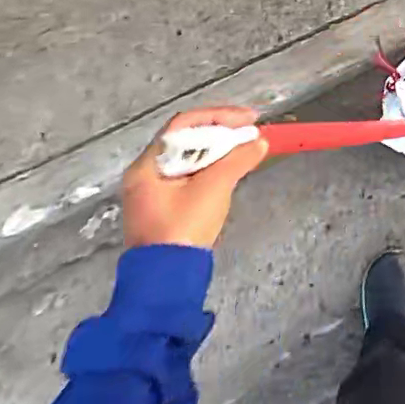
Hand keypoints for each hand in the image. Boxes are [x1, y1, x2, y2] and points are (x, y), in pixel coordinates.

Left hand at [122, 107, 268, 248]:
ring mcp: (153, 193)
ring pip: (188, 158)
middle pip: (185, 139)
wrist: (165, 287)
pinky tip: (229, 169)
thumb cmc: (183, 231)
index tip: (248, 119)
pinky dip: (210, 168)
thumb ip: (237, 160)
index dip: (218, 116)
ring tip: (244, 148)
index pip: (183, 124)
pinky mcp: (164, 209)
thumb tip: (259, 141)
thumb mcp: (213, 190)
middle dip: (219, 132)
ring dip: (217, 150)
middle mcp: (145, 173)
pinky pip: (188, 176)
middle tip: (248, 131)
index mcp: (147, 164)